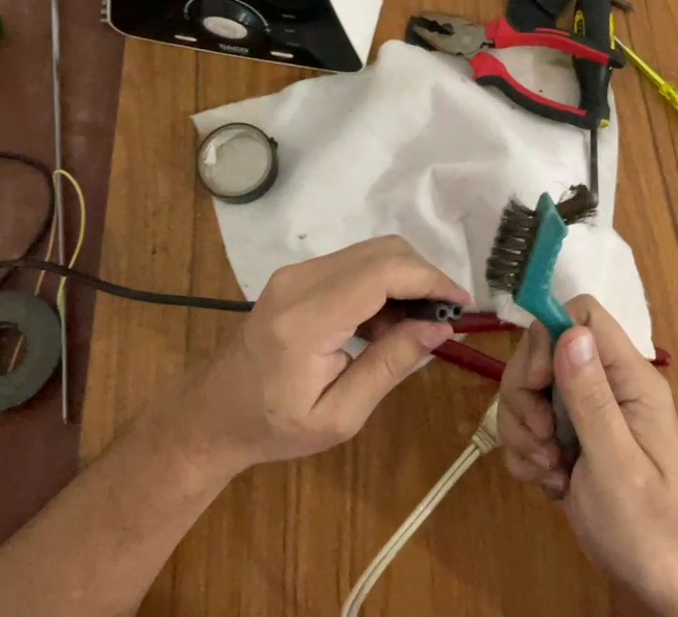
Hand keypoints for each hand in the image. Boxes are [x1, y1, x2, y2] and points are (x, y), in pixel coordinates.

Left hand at [190, 236, 468, 472]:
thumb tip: (440, 328)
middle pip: (382, 251)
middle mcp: (300, 281)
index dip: (430, 280)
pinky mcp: (297, 275)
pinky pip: (354, 262)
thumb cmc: (275, 427)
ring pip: (372, 251)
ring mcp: (295, 273)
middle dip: (424, 277)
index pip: (382, 273)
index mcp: (307, 319)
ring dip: (405, 279)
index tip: (462, 305)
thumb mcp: (340, 415)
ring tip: (414, 328)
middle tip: (442, 320)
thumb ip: (390, 365)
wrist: (215, 413)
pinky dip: (383, 282)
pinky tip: (385, 324)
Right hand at [498, 297, 677, 616]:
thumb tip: (571, 331)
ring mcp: (587, 411)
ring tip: (548, 470)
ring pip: (529, 388)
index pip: (582, 316)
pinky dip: (526, 450)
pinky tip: (547, 481)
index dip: (549, 336)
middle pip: (543, 351)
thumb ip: (592, 397)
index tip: (537, 382)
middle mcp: (609, 385)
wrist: (662, 583)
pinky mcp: (569, 437)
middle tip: (542, 438)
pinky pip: (528, 423)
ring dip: (524, 428)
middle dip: (526, 394)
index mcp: (631, 379)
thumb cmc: (648, 527)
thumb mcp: (617, 463)